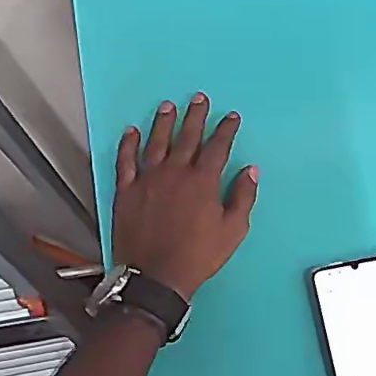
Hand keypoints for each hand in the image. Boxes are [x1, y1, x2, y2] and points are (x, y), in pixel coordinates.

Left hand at [112, 94, 258, 300]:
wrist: (157, 276)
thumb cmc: (197, 256)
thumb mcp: (233, 230)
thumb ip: (242, 197)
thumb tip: (249, 173)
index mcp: (202, 182)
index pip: (217, 147)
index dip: (226, 130)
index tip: (230, 119)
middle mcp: (175, 173)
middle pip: (187, 136)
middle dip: (196, 116)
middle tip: (199, 100)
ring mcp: (147, 180)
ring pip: (156, 142)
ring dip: (164, 122)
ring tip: (168, 107)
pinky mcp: (126, 191)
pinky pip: (126, 160)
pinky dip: (128, 144)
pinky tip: (131, 132)